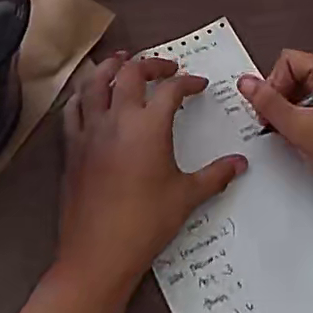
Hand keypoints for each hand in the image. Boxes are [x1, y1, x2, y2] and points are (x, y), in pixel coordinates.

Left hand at [56, 54, 247, 294]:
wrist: (98, 252)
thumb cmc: (146, 223)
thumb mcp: (187, 197)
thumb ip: (215, 176)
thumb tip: (240, 164)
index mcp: (149, 126)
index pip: (171, 89)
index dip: (187, 82)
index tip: (198, 85)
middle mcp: (118, 119)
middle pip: (130, 73)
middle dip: (150, 64)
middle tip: (164, 68)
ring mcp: (90, 130)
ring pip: (95, 83)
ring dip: (110, 67)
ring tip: (121, 60)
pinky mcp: (72, 147)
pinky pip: (73, 109)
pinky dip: (82, 95)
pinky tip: (88, 95)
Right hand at [238, 49, 312, 202]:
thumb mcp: (301, 129)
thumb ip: (270, 104)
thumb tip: (245, 83)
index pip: (288, 61)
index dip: (274, 82)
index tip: (270, 108)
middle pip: (289, 75)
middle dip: (277, 99)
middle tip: (274, 123)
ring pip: (292, 93)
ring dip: (283, 113)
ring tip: (288, 133)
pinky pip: (299, 107)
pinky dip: (291, 121)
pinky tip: (295, 138)